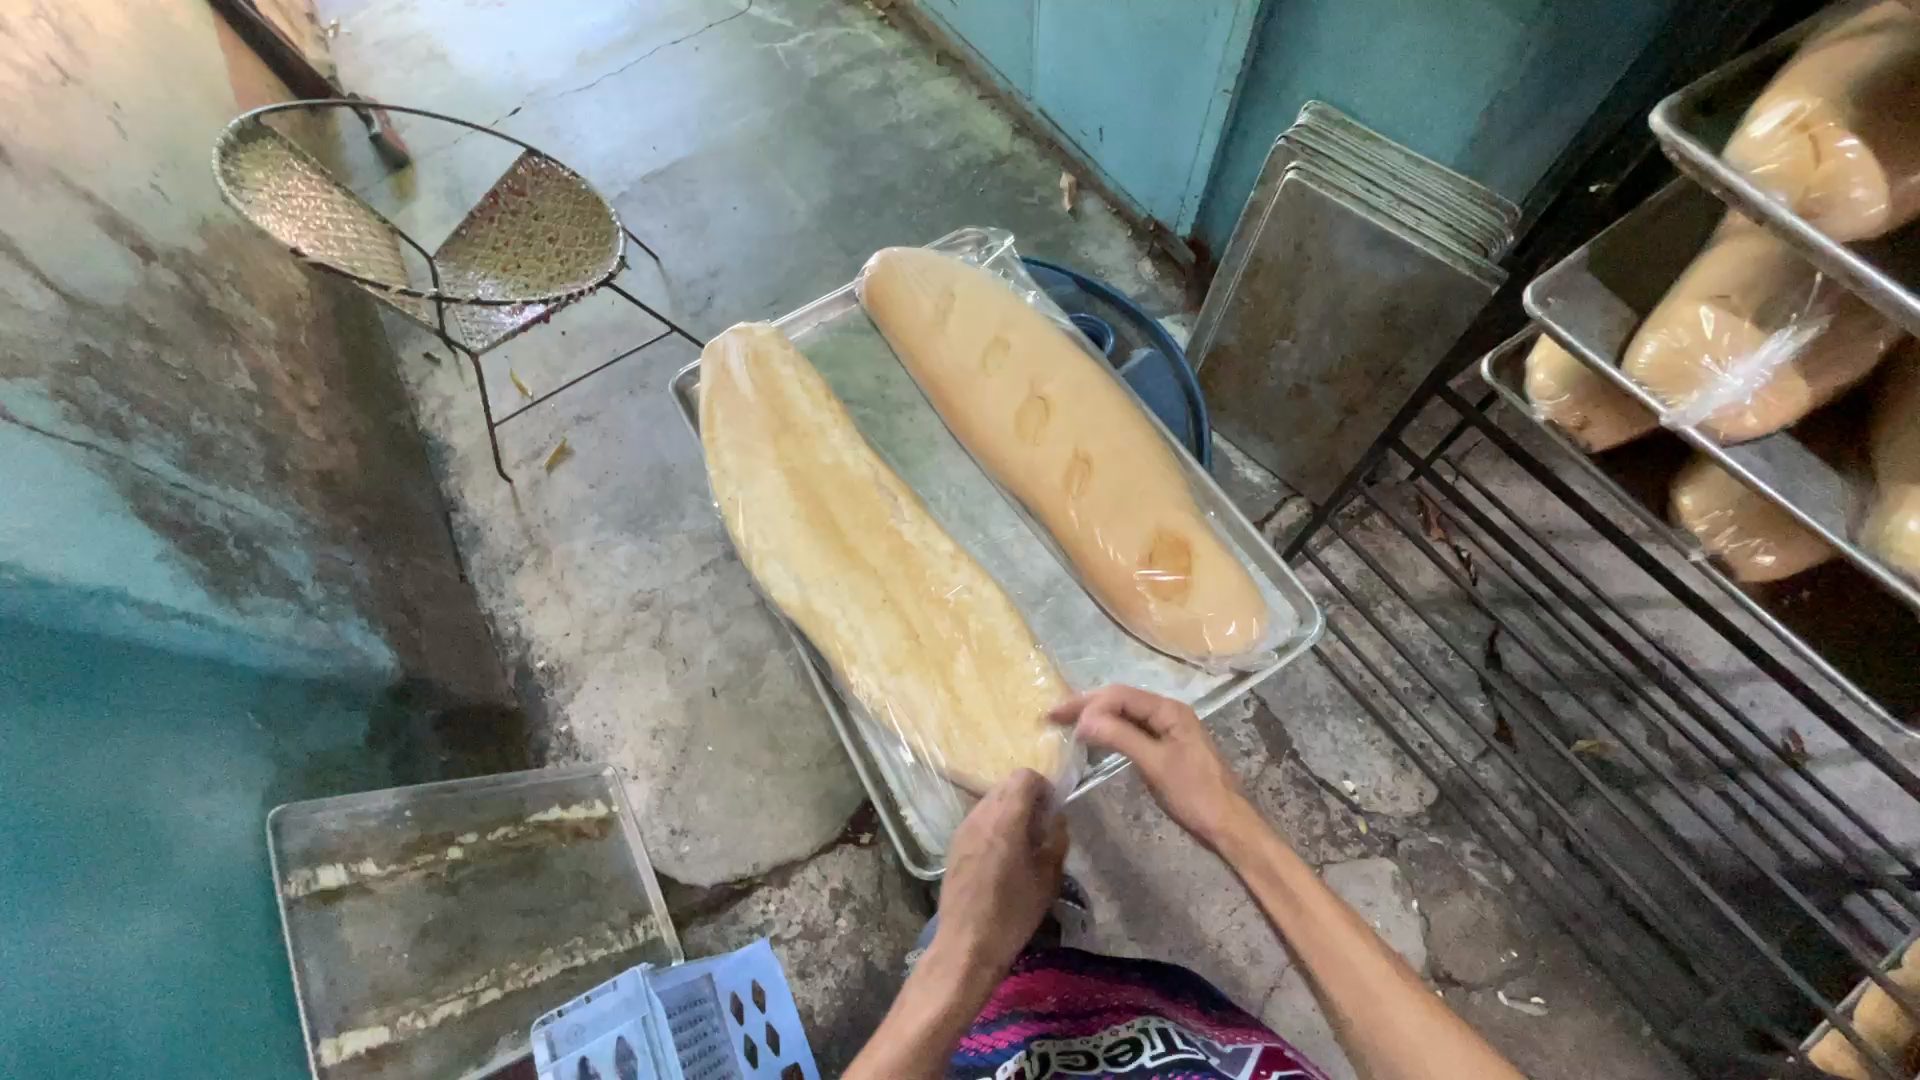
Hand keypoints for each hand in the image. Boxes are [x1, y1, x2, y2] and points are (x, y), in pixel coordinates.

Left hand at [932, 769, 1069, 979]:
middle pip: (1007, 784)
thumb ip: (1056, 839)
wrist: (967, 943)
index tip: (1052, 812)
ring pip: (991, 799)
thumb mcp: (1048, 879)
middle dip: (1027, 797)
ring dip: (1010, 809)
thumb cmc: (1013, 913)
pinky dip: (994, 823)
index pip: (1025, 776)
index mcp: (1006, 818)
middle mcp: (981, 814)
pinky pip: (979, 817)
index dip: (1043, 788)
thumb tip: (1056, 817)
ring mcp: (964, 827)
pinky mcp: (954, 842)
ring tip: (1022, 842)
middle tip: (1040, 827)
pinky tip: (1002, 854)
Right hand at [1051, 685, 1252, 848]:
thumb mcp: (1154, 764)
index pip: (1120, 695)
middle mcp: (1167, 712)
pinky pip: (1131, 729)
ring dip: (1096, 717)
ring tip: (1066, 723)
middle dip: (1087, 706)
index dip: (1089, 704)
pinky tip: (1094, 737)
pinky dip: (1109, 730)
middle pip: (1120, 700)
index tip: (1061, 720)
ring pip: (1124, 714)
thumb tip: (1083, 720)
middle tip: (1053, 715)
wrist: (1228, 825)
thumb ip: (1120, 737)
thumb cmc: (1194, 794)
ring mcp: (1167, 729)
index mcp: (1168, 710)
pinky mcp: (1165, 746)